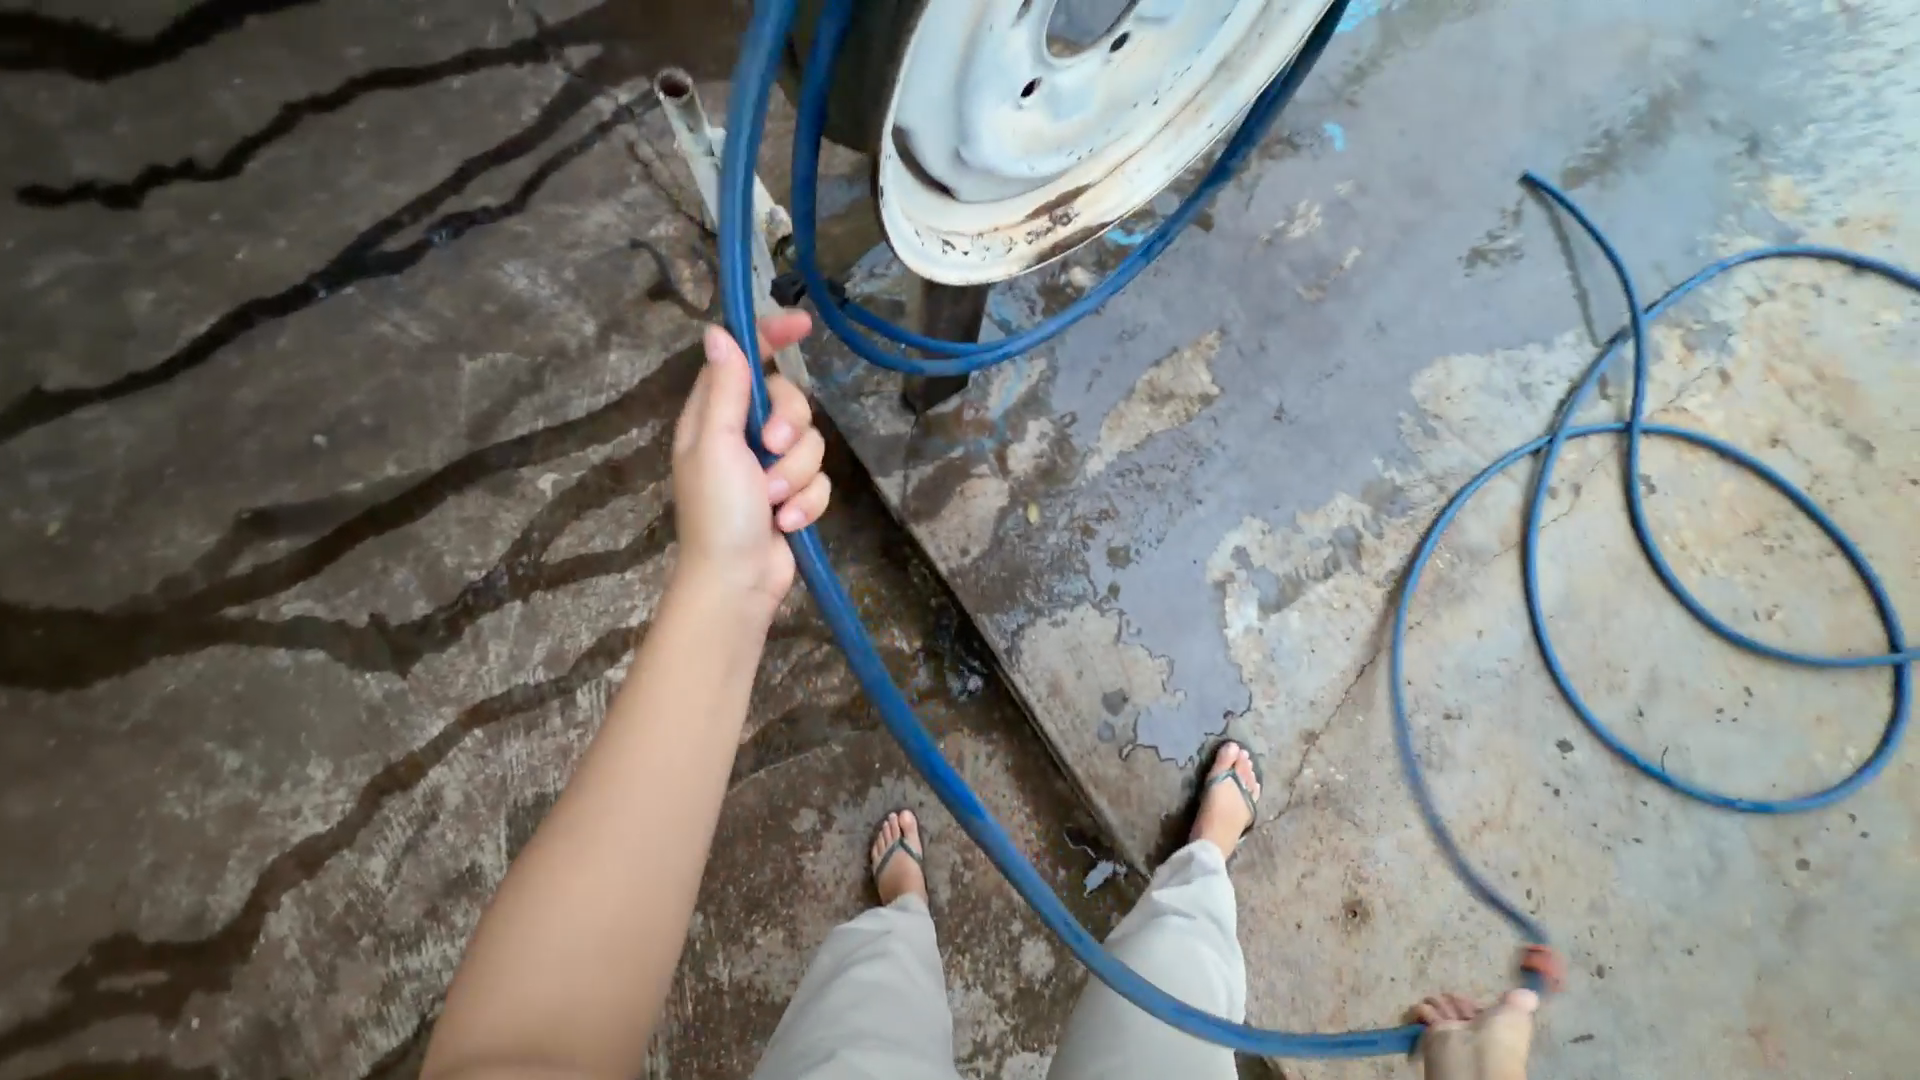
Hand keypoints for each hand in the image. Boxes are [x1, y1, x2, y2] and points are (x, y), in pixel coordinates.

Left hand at [670, 312, 826, 617]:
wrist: (737, 580)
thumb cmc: (718, 512)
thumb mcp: (715, 444)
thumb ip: (724, 389)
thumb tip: (719, 333)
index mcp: (715, 416)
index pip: (746, 360)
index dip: (772, 336)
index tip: (803, 324)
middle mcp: (744, 435)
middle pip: (790, 401)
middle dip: (789, 428)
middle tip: (770, 451)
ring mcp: (772, 467)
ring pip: (812, 443)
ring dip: (796, 476)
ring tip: (774, 503)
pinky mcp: (796, 495)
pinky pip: (820, 481)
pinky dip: (807, 503)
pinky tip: (788, 523)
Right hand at [1410, 947, 1561, 1079]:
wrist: (1473, 1058)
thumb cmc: (1499, 1037)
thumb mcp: (1516, 1016)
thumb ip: (1519, 1002)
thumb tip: (1529, 993)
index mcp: (1490, 1028)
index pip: (1475, 1007)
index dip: (1472, 1002)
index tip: (1473, 1003)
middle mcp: (1469, 1030)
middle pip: (1454, 1002)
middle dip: (1454, 1000)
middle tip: (1458, 1008)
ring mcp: (1447, 1030)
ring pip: (1436, 1003)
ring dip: (1438, 1003)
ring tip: (1445, 1013)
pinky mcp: (1428, 1031)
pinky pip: (1419, 1012)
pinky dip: (1422, 1010)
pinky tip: (1431, 1016)